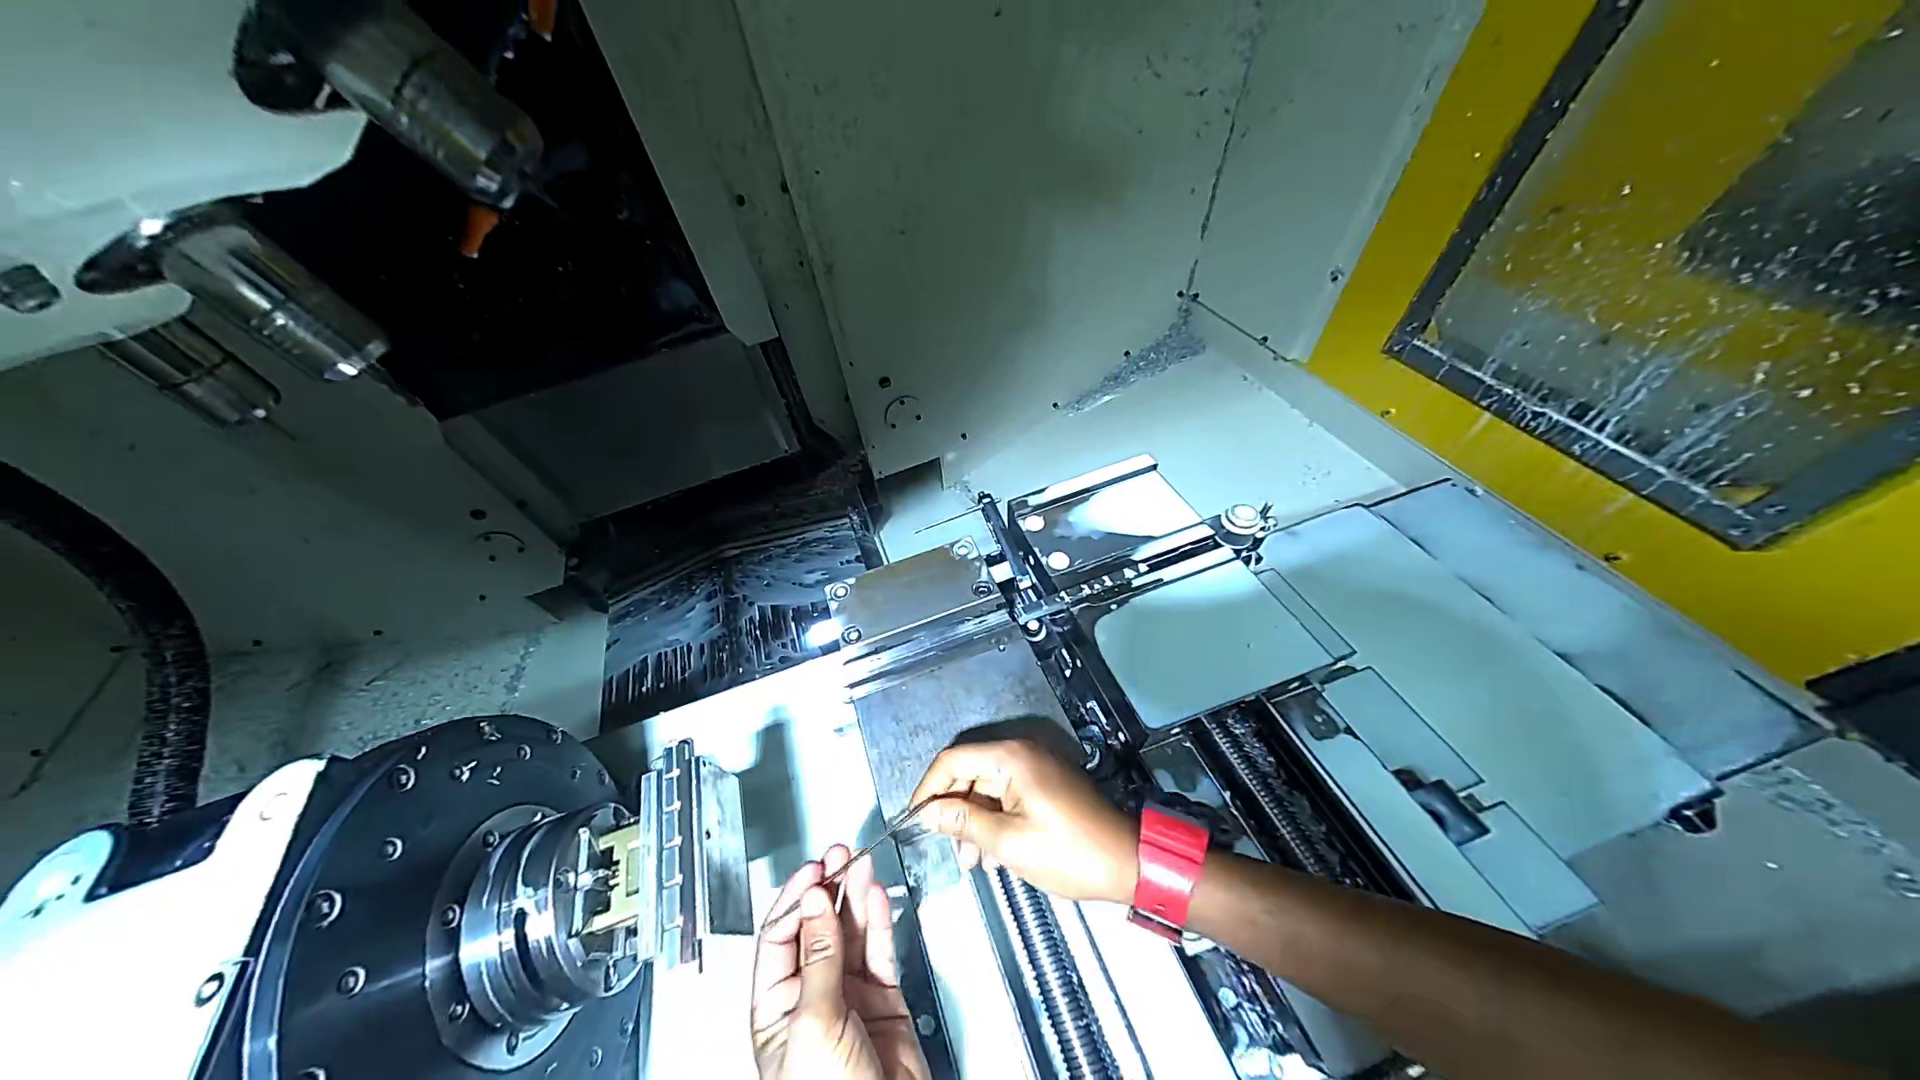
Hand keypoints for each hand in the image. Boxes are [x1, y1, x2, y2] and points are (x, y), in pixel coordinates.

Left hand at [751, 846, 929, 1079]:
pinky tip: (876, 896)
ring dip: (854, 896)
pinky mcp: (882, 997)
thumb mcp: (815, 1022)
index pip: (781, 936)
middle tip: (839, 856)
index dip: (797, 899)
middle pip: (817, 927)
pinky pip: (879, 948)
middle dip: (827, 889)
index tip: (814, 869)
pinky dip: (879, 919)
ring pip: (850, 932)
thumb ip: (818, 956)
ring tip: (859, 864)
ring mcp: (848, 994)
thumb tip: (814, 900)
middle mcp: (810, 995)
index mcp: (775, 1006)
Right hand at [908, 739, 1136, 903]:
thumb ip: (963, 822)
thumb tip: (928, 812)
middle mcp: (1021, 753)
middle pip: (969, 773)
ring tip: (974, 862)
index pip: (952, 761)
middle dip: (953, 811)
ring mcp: (1034, 768)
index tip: (915, 819)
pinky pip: (1006, 796)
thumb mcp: (1009, 841)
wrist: (1126, 861)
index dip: (928, 789)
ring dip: (974, 822)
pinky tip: (995, 855)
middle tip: (950, 849)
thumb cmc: (1069, 852)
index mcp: (1011, 758)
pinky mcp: (1044, 784)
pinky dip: (995, 821)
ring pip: (986, 788)